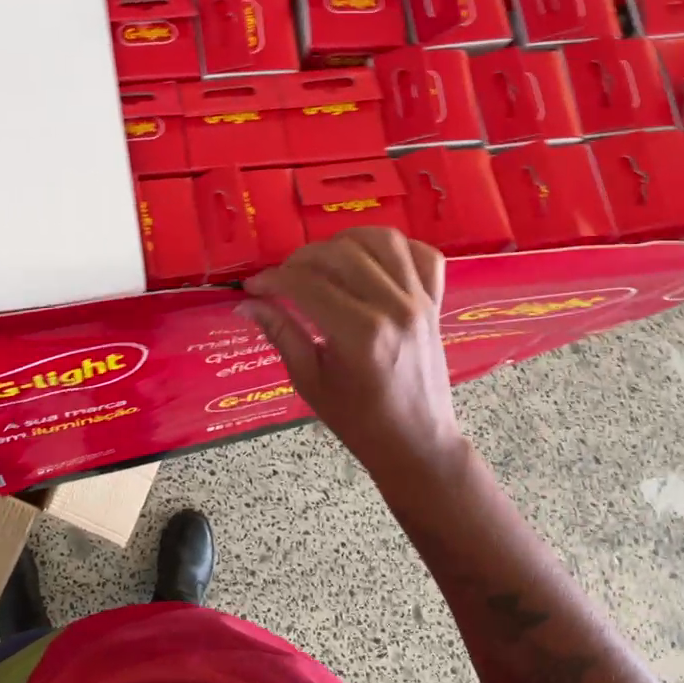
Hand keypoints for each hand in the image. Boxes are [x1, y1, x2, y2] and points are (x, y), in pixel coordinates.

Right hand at [240, 229, 468, 498]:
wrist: (416, 442)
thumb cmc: (358, 420)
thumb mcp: (310, 381)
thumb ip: (281, 334)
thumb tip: (247, 305)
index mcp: (359, 334)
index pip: (306, 285)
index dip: (272, 279)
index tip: (253, 286)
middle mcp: (394, 308)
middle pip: (341, 254)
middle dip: (301, 258)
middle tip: (282, 276)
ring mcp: (421, 302)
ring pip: (383, 241)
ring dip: (346, 240)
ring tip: (323, 259)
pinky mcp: (436, 302)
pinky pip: (423, 255)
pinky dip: (396, 247)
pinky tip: (371, 260)